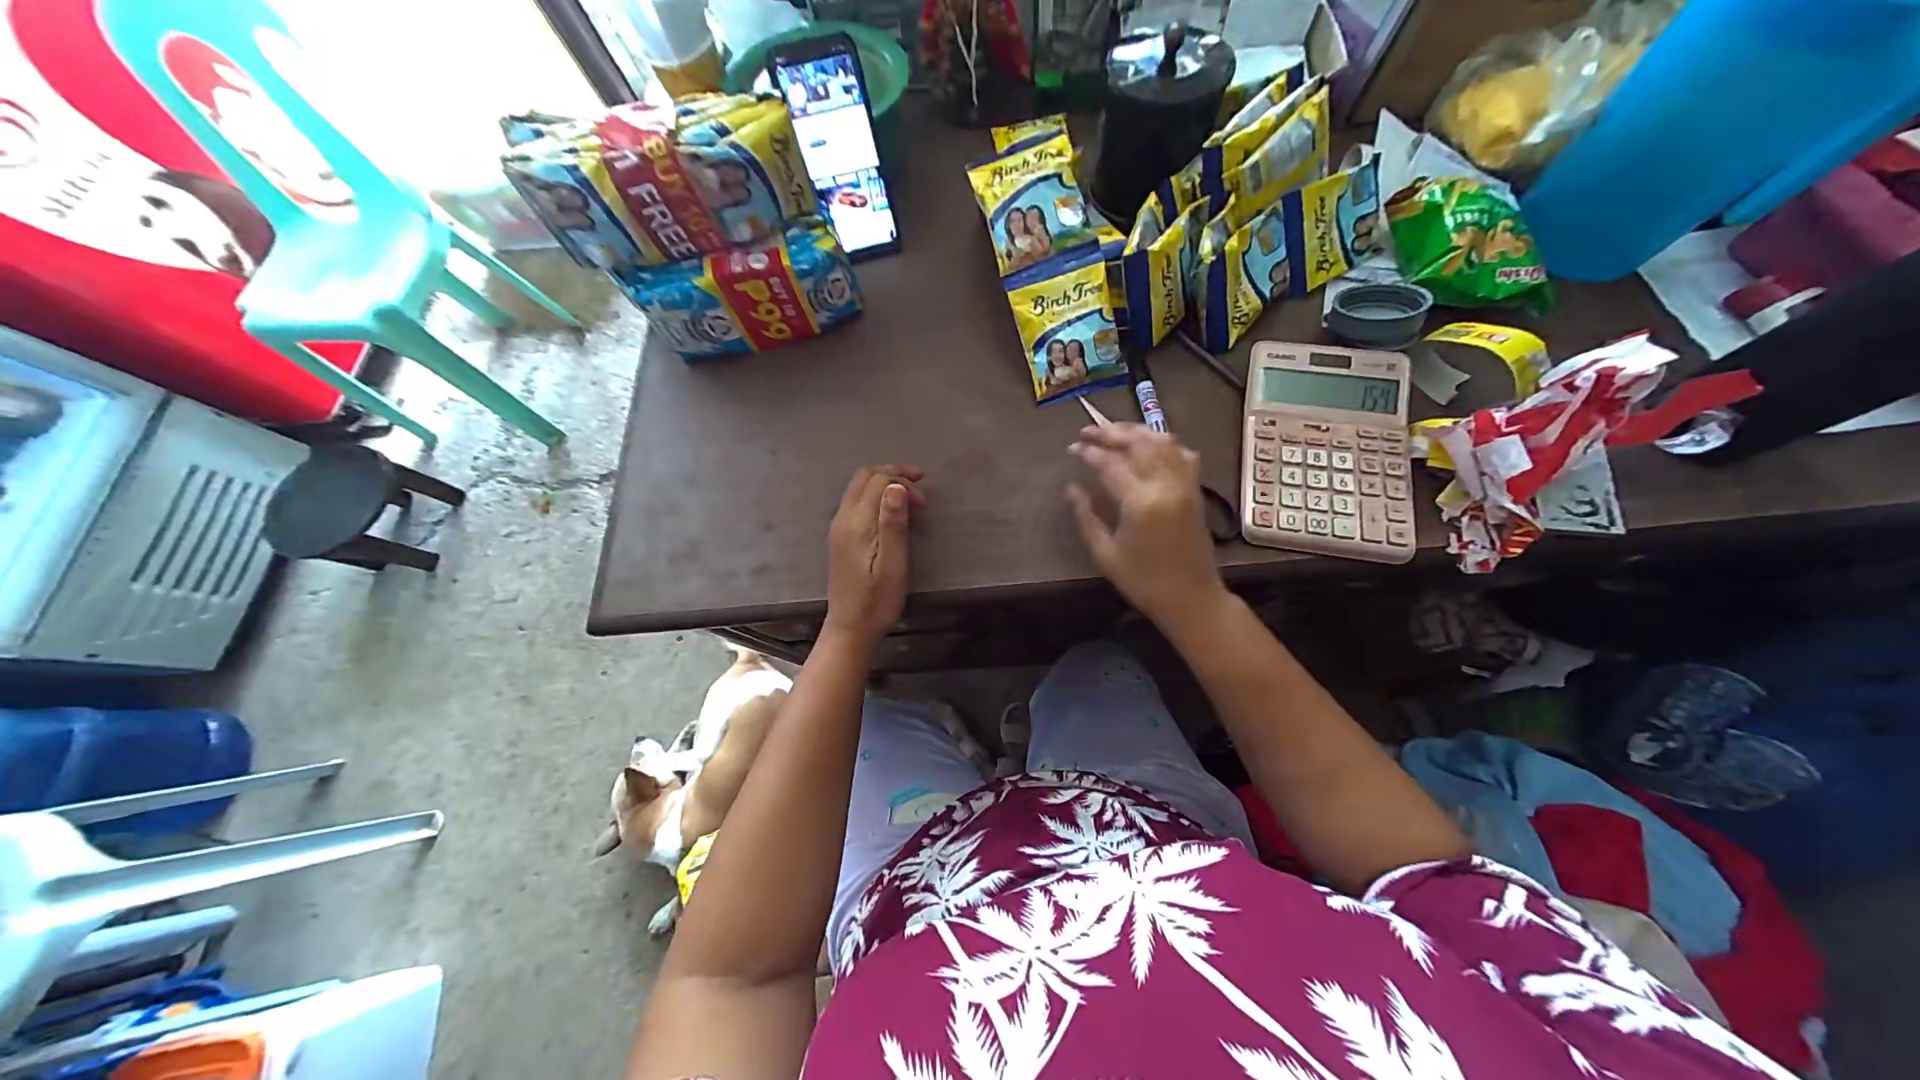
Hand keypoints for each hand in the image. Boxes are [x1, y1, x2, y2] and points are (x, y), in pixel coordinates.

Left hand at [824, 465, 924, 646]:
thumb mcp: (893, 563)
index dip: (902, 481)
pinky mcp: (841, 538)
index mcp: (856, 522)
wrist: (851, 627)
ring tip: (911, 496)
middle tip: (920, 482)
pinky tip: (893, 511)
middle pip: (864, 477)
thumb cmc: (877, 599)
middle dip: (892, 473)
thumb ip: (892, 523)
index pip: (877, 481)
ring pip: (859, 488)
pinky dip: (877, 496)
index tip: (924, 500)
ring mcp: (839, 528)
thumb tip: (896, 486)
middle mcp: (843, 518)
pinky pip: (857, 502)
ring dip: (885, 483)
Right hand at [1066, 424, 1226, 627]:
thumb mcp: (1105, 554)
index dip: (1090, 452)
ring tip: (1114, 432)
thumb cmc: (1142, 581)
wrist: (1191, 598)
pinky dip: (1163, 442)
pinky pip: (1182, 453)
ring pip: (1163, 441)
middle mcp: (1166, 485)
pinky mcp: (1195, 490)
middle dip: (1111, 432)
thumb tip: (1072, 487)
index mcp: (1140, 503)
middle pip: (1139, 442)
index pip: (1111, 463)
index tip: (1073, 447)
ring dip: (1137, 431)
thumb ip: (1087, 516)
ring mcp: (1185, 485)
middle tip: (1089, 431)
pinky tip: (1148, 445)